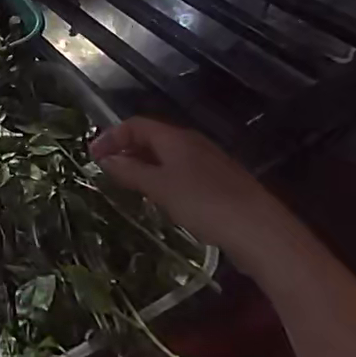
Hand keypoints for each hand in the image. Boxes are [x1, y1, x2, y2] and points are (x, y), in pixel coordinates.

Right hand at [89, 117, 289, 262]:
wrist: (262, 232)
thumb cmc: (204, 204)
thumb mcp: (159, 188)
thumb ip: (130, 171)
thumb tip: (106, 159)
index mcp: (176, 138)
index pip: (136, 124)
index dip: (112, 136)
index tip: (93, 156)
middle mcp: (194, 143)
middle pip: (153, 137)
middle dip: (127, 149)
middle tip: (108, 169)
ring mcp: (211, 163)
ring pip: (169, 155)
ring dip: (145, 165)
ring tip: (131, 185)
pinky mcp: (223, 184)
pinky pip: (184, 171)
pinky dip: (164, 178)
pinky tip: (164, 200)